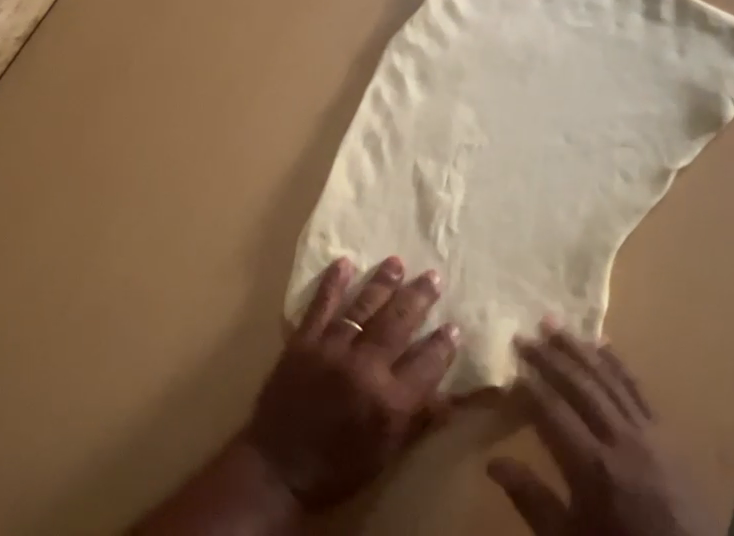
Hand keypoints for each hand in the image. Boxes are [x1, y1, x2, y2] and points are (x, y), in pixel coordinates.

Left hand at [244, 255, 461, 510]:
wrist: (278, 470)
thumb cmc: (338, 468)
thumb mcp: (387, 453)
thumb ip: (419, 420)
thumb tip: (452, 398)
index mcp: (390, 401)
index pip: (428, 363)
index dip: (444, 344)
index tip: (455, 326)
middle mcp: (365, 368)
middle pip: (399, 323)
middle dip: (419, 298)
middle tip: (433, 276)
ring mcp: (332, 351)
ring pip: (364, 308)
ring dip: (382, 283)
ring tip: (397, 262)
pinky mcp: (303, 343)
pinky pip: (321, 306)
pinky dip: (332, 283)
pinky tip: (344, 263)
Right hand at [487, 326, 715, 535]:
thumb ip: (532, 500)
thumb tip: (493, 463)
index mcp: (593, 467)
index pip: (553, 412)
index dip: (529, 386)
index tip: (509, 365)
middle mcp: (621, 440)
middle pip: (580, 387)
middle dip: (550, 357)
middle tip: (525, 333)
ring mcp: (648, 433)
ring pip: (609, 379)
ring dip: (581, 349)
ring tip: (556, 325)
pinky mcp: (666, 433)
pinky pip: (639, 389)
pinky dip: (618, 364)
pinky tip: (604, 344)